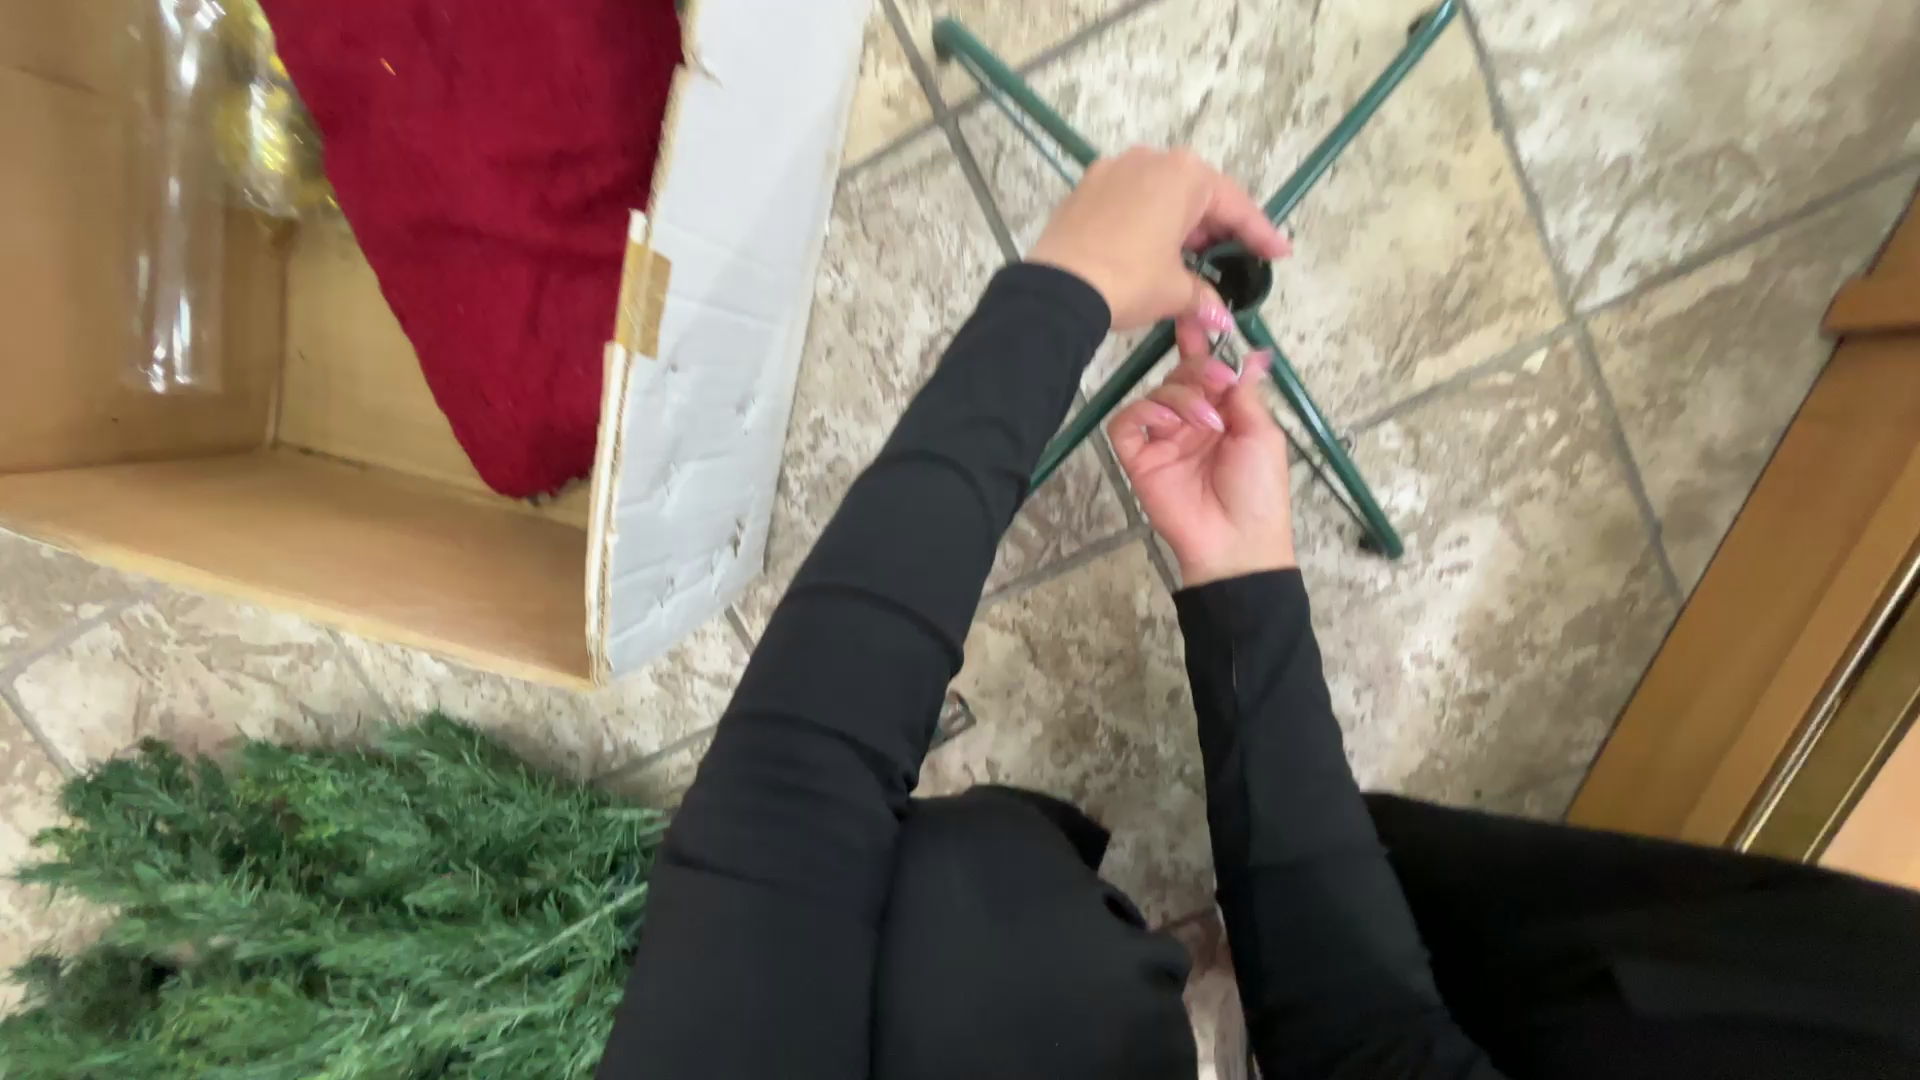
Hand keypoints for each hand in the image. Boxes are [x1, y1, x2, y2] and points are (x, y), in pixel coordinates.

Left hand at [1026, 147, 1289, 353]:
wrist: (1058, 290)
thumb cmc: (1128, 281)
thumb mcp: (1174, 291)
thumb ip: (1203, 297)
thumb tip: (1219, 318)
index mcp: (1185, 174)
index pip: (1234, 206)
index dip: (1259, 234)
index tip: (1279, 252)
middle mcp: (1150, 159)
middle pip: (1196, 195)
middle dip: (1214, 230)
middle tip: (1230, 260)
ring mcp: (1112, 170)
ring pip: (1159, 196)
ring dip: (1178, 226)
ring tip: (1190, 260)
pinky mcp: (1084, 189)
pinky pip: (1127, 203)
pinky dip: (1144, 224)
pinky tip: (1148, 250)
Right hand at [1108, 351, 1297, 586]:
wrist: (1235, 541)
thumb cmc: (1259, 490)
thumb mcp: (1262, 434)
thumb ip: (1246, 393)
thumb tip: (1254, 353)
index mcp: (1221, 414)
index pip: (1204, 373)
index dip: (1200, 345)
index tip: (1196, 317)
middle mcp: (1188, 422)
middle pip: (1178, 376)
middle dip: (1196, 369)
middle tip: (1215, 382)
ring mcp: (1161, 440)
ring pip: (1155, 393)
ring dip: (1180, 396)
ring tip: (1204, 422)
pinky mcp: (1138, 459)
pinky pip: (1126, 423)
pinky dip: (1142, 412)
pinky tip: (1165, 421)